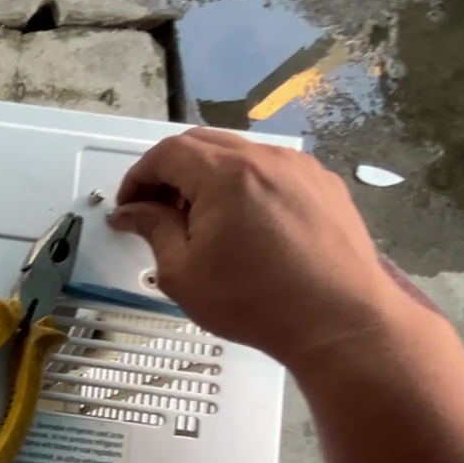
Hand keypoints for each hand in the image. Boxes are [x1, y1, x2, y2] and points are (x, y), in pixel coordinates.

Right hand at [109, 128, 417, 372]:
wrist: (336, 318)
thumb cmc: (252, 300)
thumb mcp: (181, 272)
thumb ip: (154, 230)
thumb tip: (132, 213)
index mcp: (226, 175)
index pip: (168, 153)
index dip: (137, 177)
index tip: (127, 206)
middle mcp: (266, 159)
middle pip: (203, 143)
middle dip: (168, 172)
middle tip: (153, 210)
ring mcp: (300, 169)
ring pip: (237, 154)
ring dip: (204, 177)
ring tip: (194, 220)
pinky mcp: (321, 185)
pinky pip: (269, 170)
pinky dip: (240, 185)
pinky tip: (235, 224)